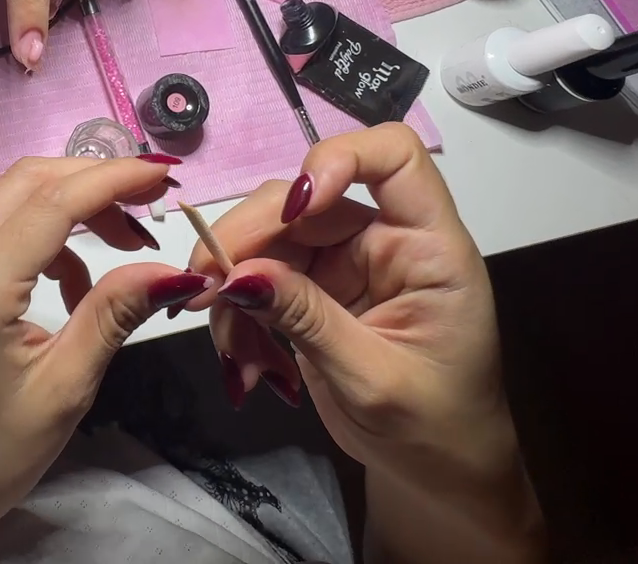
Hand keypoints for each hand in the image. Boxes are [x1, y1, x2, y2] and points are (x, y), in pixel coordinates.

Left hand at [0, 157, 206, 562]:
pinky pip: (3, 218)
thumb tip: (178, 270)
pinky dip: (49, 229)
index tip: (164, 175)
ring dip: (76, 203)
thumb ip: (116, 313)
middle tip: (152, 204)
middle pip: (29, 181)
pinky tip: (76, 276)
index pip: (50, 204)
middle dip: (97, 182)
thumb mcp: (68, 384)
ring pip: (15, 193)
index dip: (112, 179)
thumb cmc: (0, 446)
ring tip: (127, 245)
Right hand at [182, 125, 544, 563]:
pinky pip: (255, 270)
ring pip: (266, 233)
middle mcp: (381, 237)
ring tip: (219, 333)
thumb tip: (236, 275)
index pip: (393, 159)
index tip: (292, 207)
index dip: (338, 159)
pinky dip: (234, 302)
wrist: (434, 478)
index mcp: (427, 247)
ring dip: (230, 277)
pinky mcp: (309, 281)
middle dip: (246, 237)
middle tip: (203, 287)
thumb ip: (307, 320)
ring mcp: (341, 257)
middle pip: (301, 199)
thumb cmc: (435, 433)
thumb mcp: (372, 381)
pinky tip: (232, 342)